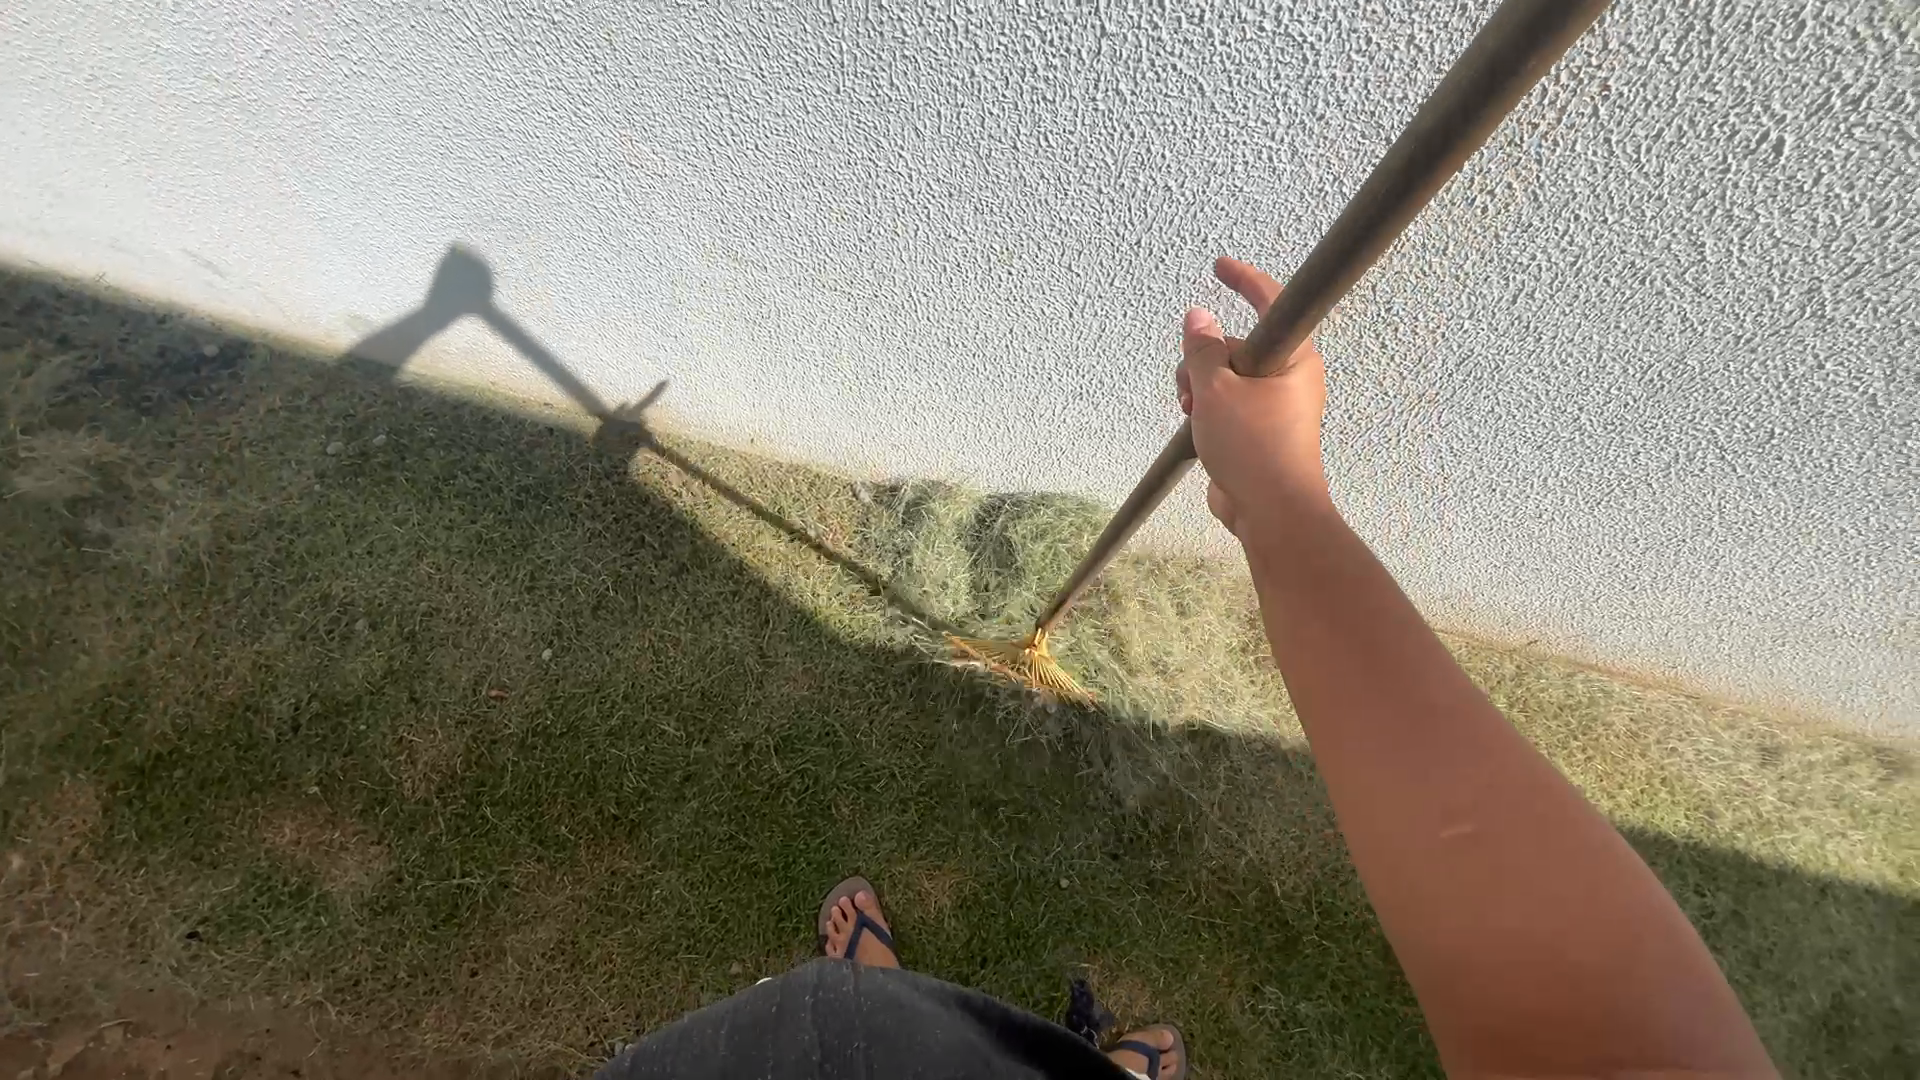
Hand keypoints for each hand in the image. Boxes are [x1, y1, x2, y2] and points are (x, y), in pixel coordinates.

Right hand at [1177, 257, 1329, 536]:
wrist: (1270, 510)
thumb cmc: (1253, 446)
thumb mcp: (1216, 390)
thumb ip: (1201, 350)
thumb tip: (1196, 318)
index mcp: (1291, 357)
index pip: (1270, 303)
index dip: (1244, 281)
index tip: (1219, 267)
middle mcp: (1287, 376)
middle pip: (1233, 347)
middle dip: (1201, 361)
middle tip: (1190, 390)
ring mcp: (1273, 406)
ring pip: (1224, 379)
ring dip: (1198, 390)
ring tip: (1192, 414)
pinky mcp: (1258, 431)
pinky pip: (1225, 406)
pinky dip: (1206, 410)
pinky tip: (1198, 429)